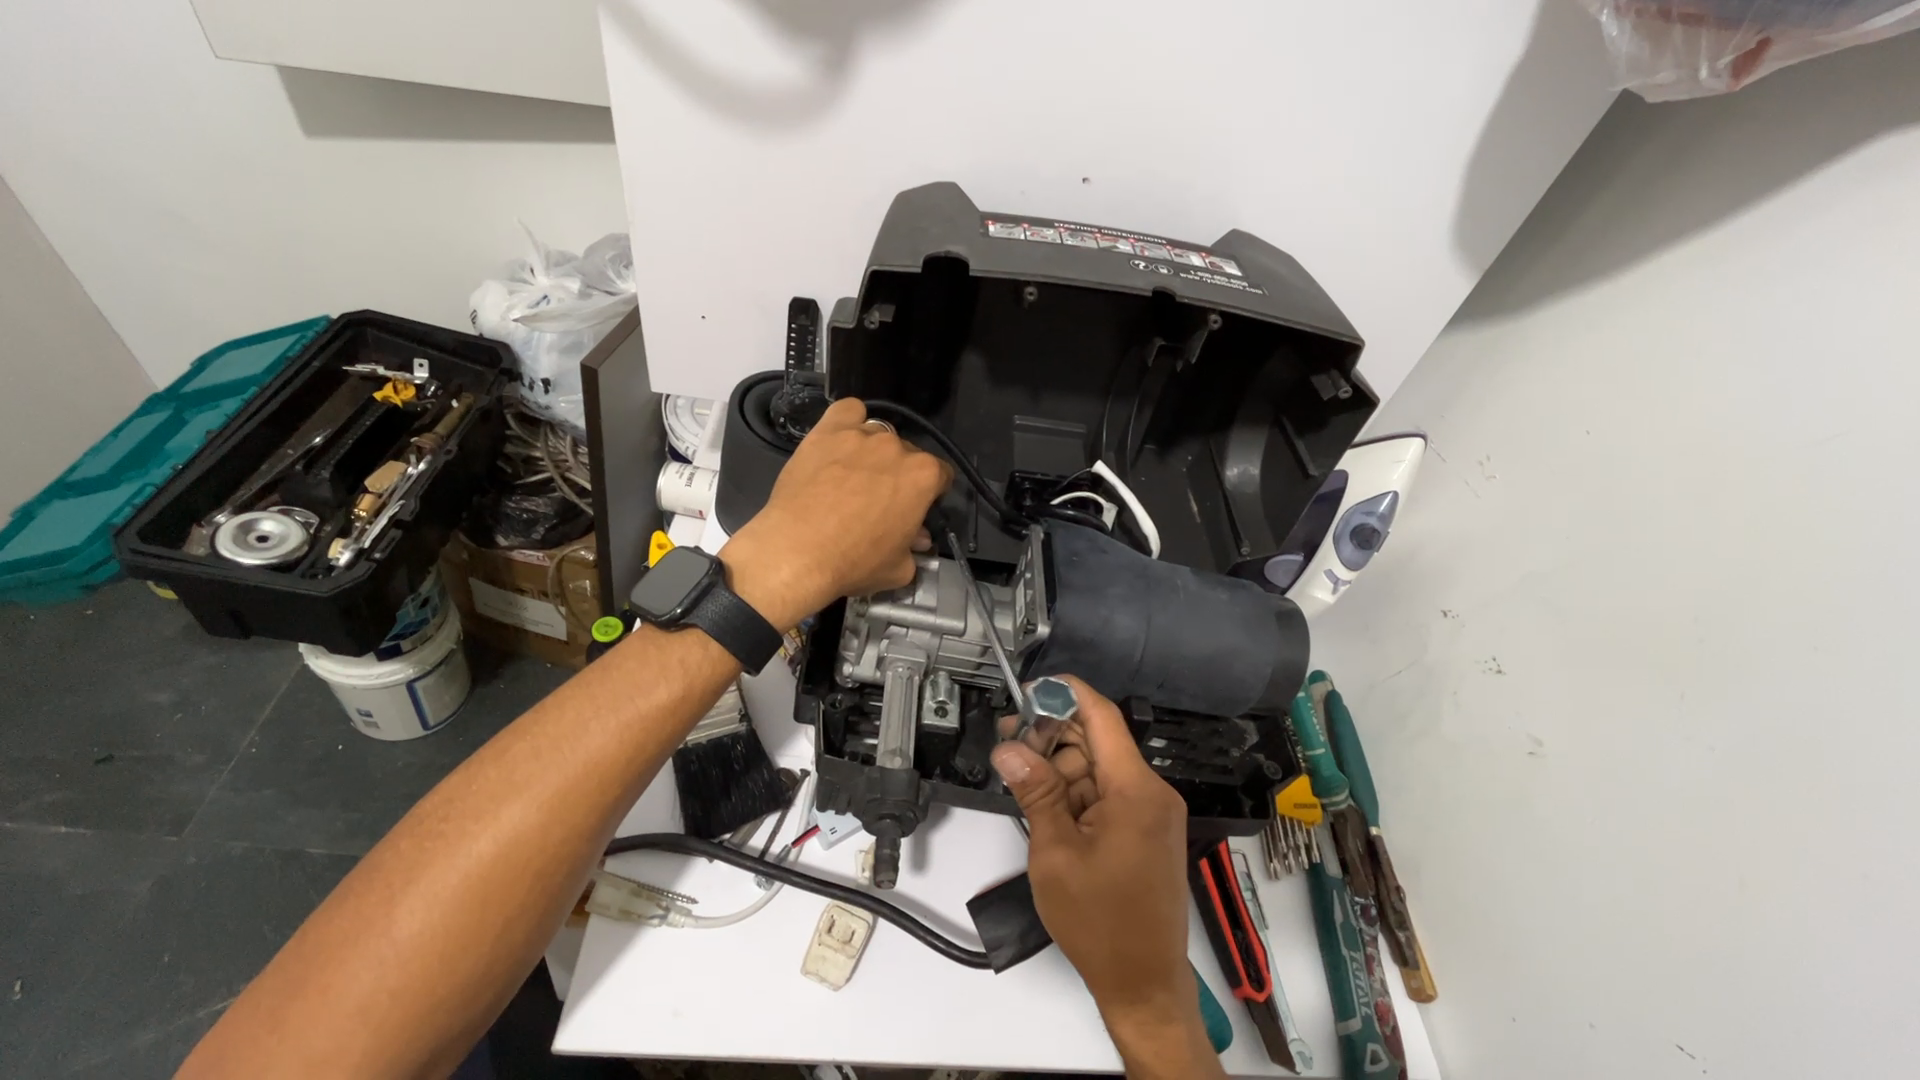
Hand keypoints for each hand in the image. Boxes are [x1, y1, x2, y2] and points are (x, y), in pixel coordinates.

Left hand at [722, 397, 950, 629]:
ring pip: (878, 434)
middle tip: (880, 501)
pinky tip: (841, 441)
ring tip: (854, 475)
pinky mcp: (826, 431)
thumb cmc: (854, 562)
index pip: (941, 474)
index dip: (931, 493)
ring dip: (874, 452)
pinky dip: (849, 421)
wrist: (798, 552)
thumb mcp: (899, 568)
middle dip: (900, 475)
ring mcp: (861, 435)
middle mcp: (896, 447)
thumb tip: (916, 537)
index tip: (916, 509)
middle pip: (908, 454)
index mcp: (923, 476)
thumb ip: (914, 547)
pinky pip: (847, 410)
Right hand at [993, 678, 1217, 1074]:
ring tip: (1019, 774)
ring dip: (1061, 766)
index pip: (1102, 717)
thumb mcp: (1055, 853)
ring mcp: (1152, 813)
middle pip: (1098, 741)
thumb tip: (1009, 748)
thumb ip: (1035, 792)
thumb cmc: (1099, 922)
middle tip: (1009, 741)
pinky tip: (1045, 799)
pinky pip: (1109, 793)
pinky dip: (1076, 791)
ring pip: (1100, 767)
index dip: (1066, 695)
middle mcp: (1151, 793)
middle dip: (1054, 735)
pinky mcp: (1146, 830)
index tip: (1031, 689)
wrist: (1142, 981)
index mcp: (1135, 791)